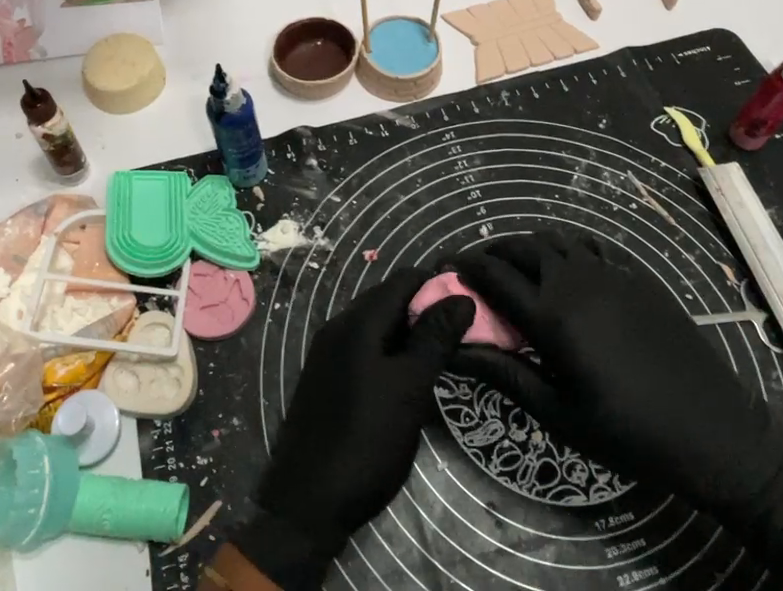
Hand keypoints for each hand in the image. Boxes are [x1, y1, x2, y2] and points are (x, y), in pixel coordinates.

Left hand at [232, 269, 473, 590]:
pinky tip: (414, 374)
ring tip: (449, 350)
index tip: (475, 298)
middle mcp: (338, 328)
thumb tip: (462, 296)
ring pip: (379, 326)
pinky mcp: (328, 378)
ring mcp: (330, 354)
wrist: (307, 502)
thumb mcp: (409, 388)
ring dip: (411, 331)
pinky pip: (366, 349)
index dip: (439, 283)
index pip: (403, 280)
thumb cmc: (365, 440)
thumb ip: (434, 339)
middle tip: (469, 327)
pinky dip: (393, 351)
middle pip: (389, 300)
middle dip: (427, 307)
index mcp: (357, 323)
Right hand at [452, 234, 782, 578]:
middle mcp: (577, 281)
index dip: (463, 268)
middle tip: (476, 269)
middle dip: (490, 252)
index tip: (444, 271)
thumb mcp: (556, 414)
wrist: (715, 431)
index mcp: (552, 316)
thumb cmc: (628, 434)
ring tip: (515, 266)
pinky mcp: (639, 276)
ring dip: (527, 245)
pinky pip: (592, 245)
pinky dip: (566, 246)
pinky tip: (565, 267)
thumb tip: (454, 351)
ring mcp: (612, 273)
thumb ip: (502, 373)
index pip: (492, 275)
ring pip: (556, 238)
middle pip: (520, 247)